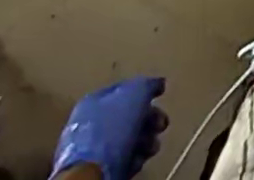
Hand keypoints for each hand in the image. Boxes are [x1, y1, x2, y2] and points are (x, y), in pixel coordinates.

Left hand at [51, 77, 168, 179]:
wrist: (92, 174)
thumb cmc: (112, 128)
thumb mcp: (135, 95)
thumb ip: (148, 85)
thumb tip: (159, 83)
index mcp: (95, 101)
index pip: (125, 89)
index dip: (145, 92)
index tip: (160, 97)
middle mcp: (93, 123)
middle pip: (131, 115)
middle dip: (151, 119)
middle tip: (161, 125)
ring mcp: (97, 148)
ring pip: (131, 138)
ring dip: (147, 141)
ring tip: (152, 147)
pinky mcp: (103, 169)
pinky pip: (126, 159)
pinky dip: (135, 158)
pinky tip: (138, 160)